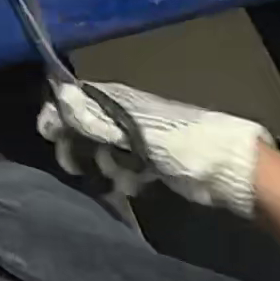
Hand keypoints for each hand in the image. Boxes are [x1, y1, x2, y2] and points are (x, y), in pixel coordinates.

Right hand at [37, 81, 274, 215]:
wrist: (231, 172)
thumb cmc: (181, 143)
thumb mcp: (132, 127)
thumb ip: (92, 115)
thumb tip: (57, 96)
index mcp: (115, 98)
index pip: (72, 99)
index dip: (57, 114)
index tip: (49, 135)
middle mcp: (120, 114)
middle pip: (81, 125)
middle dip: (75, 146)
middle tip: (73, 167)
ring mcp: (134, 138)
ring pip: (97, 149)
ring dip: (99, 165)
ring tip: (115, 178)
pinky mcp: (147, 160)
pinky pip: (118, 166)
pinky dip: (119, 176)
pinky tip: (130, 185)